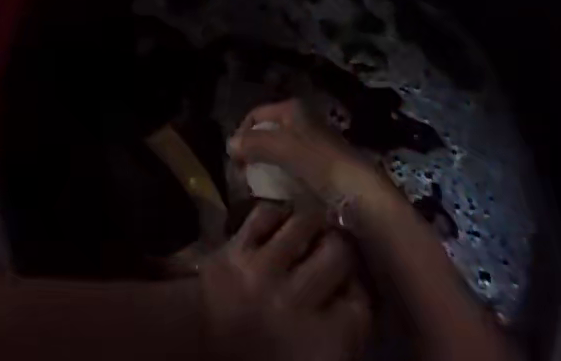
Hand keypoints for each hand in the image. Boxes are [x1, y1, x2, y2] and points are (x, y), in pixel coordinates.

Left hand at [200, 202, 371, 360]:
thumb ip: (339, 332)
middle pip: (338, 253)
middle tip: (337, 244)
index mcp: (323, 343)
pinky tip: (281, 220)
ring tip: (314, 223)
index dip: (361, 287)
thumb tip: (356, 295)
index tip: (354, 281)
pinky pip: (264, 215)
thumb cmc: (260, 354)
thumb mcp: (313, 355)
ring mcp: (263, 271)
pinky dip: (275, 213)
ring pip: (303, 223)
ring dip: (312, 220)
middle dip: (342, 245)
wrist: (198, 345)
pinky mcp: (235, 250)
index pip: (361, 303)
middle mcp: (297, 303)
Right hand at [228, 101, 400, 210]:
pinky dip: (281, 185)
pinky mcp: (321, 175)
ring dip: (265, 173)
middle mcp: (303, 124)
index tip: (234, 161)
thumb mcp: (284, 148)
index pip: (255, 116)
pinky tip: (279, 199)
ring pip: (277, 158)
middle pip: (266, 136)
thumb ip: (254, 143)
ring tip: (258, 192)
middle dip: (252, 156)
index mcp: (294, 110)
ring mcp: (312, 150)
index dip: (242, 135)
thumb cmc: (324, 166)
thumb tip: (229, 145)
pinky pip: (291, 175)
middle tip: (243, 179)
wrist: (366, 201)